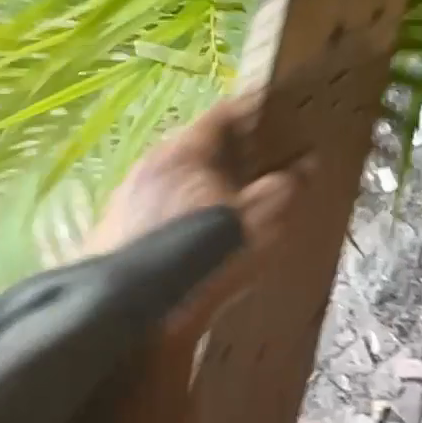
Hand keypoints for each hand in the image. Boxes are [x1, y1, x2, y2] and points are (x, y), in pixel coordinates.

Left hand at [86, 92, 309, 340]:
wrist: (127, 314)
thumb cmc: (206, 246)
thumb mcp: (267, 211)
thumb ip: (291, 181)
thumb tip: (307, 162)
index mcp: (185, 149)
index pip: (228, 111)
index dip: (262, 108)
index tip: (290, 109)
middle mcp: (150, 165)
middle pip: (202, 144)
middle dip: (238, 147)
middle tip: (274, 152)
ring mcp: (125, 200)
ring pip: (183, 176)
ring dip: (213, 179)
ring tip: (245, 192)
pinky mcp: (114, 234)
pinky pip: (166, 204)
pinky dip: (192, 205)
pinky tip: (211, 225)